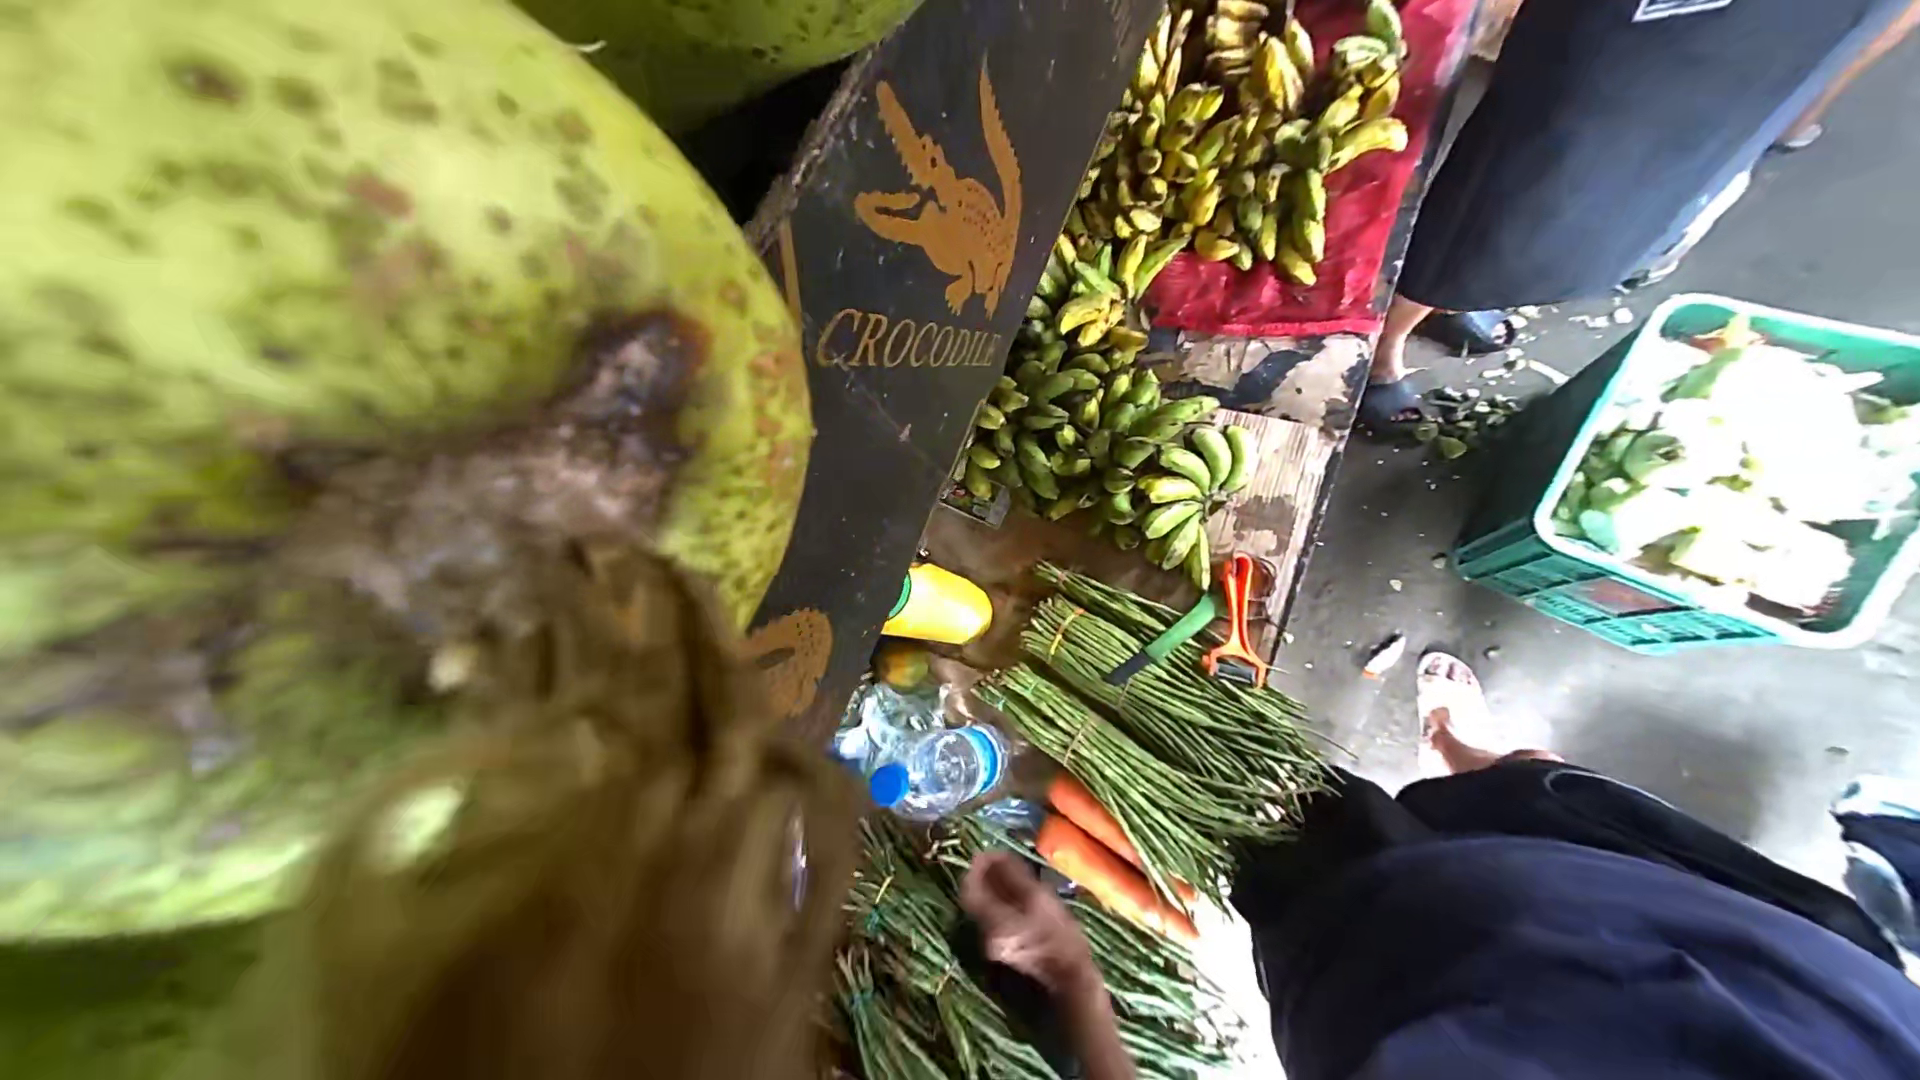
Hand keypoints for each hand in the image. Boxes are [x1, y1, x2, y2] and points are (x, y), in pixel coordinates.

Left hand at [960, 852, 1100, 1001]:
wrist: (1072, 981)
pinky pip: (995, 916)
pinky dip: (1001, 900)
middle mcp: (986, 934)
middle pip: (976, 897)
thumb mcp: (1040, 899)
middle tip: (1000, 857)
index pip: (970, 889)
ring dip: (993, 886)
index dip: (976, 867)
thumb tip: (997, 854)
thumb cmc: (1060, 937)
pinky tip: (1018, 891)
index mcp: (992, 922)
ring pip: (985, 906)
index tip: (988, 851)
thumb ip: (1014, 875)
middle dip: (985, 874)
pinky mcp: (1005, 947)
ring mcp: (994, 944)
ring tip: (1011, 869)